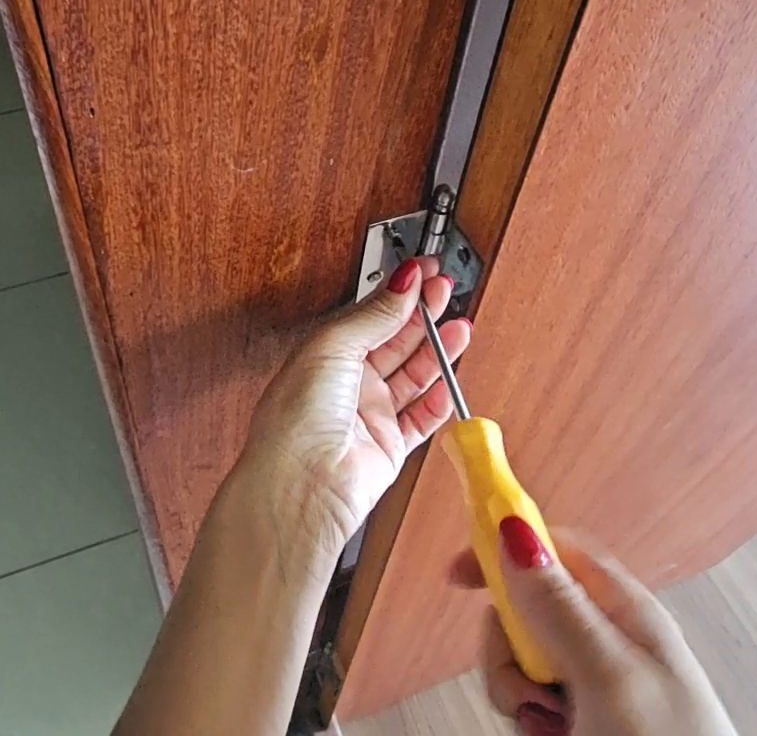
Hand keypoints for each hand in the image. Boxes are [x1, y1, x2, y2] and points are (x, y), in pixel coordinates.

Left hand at [236, 256, 470, 562]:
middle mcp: (346, 381)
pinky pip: (421, 419)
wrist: (301, 486)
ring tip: (460, 326)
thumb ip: (374, 315)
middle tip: (447, 290)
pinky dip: (438, 400)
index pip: (370, 313)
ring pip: (413, 376)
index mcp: (325, 353)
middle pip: (395, 341)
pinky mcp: (387, 446)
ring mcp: (368, 414)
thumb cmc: (297, 418)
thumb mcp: (333, 347)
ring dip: (437, 351)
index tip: (425, 270)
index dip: (399, 292)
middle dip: (422, 314)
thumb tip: (402, 282)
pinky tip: (450, 381)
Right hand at [449, 529, 737, 735]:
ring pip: (517, 656)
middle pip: (524, 606)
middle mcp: (605, 640)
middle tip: (526, 682)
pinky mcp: (577, 718)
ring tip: (546, 725)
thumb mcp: (609, 677)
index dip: (505, 548)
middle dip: (506, 643)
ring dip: (513, 688)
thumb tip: (513, 529)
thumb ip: (559, 605)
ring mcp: (590, 683)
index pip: (554, 548)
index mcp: (624, 612)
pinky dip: (525, 718)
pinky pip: (525, 698)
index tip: (461, 572)